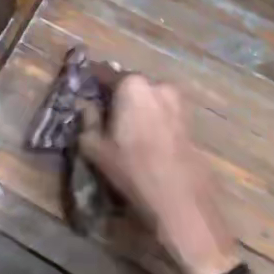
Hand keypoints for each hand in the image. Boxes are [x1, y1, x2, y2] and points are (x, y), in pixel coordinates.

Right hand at [78, 76, 239, 273]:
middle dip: (116, 95)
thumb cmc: (131, 168)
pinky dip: (151, 118)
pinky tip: (143, 138)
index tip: (83, 91)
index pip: (104, 73)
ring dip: (136, 107)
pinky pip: (162, 111)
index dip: (91, 82)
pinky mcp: (190, 120)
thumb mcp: (94, 146)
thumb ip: (87, 120)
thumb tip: (86, 106)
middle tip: (103, 113)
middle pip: (129, 84)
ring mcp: (178, 102)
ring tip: (123, 128)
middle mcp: (157, 85)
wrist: (180, 200)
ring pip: (148, 98)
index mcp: (131, 84)